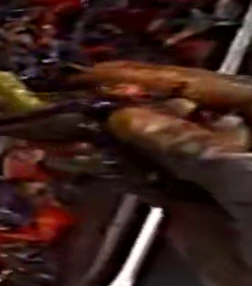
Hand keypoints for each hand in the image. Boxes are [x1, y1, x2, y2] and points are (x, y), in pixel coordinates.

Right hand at [86, 61, 251, 285]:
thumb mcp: (250, 174)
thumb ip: (192, 145)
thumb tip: (130, 118)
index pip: (215, 90)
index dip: (155, 79)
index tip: (97, 75)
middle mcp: (245, 153)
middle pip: (176, 119)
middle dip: (118, 110)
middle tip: (66, 101)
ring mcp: (218, 183)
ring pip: (150, 150)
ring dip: (100, 140)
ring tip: (54, 129)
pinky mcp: (188, 211)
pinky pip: (140, 182)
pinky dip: (102, 170)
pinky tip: (68, 159)